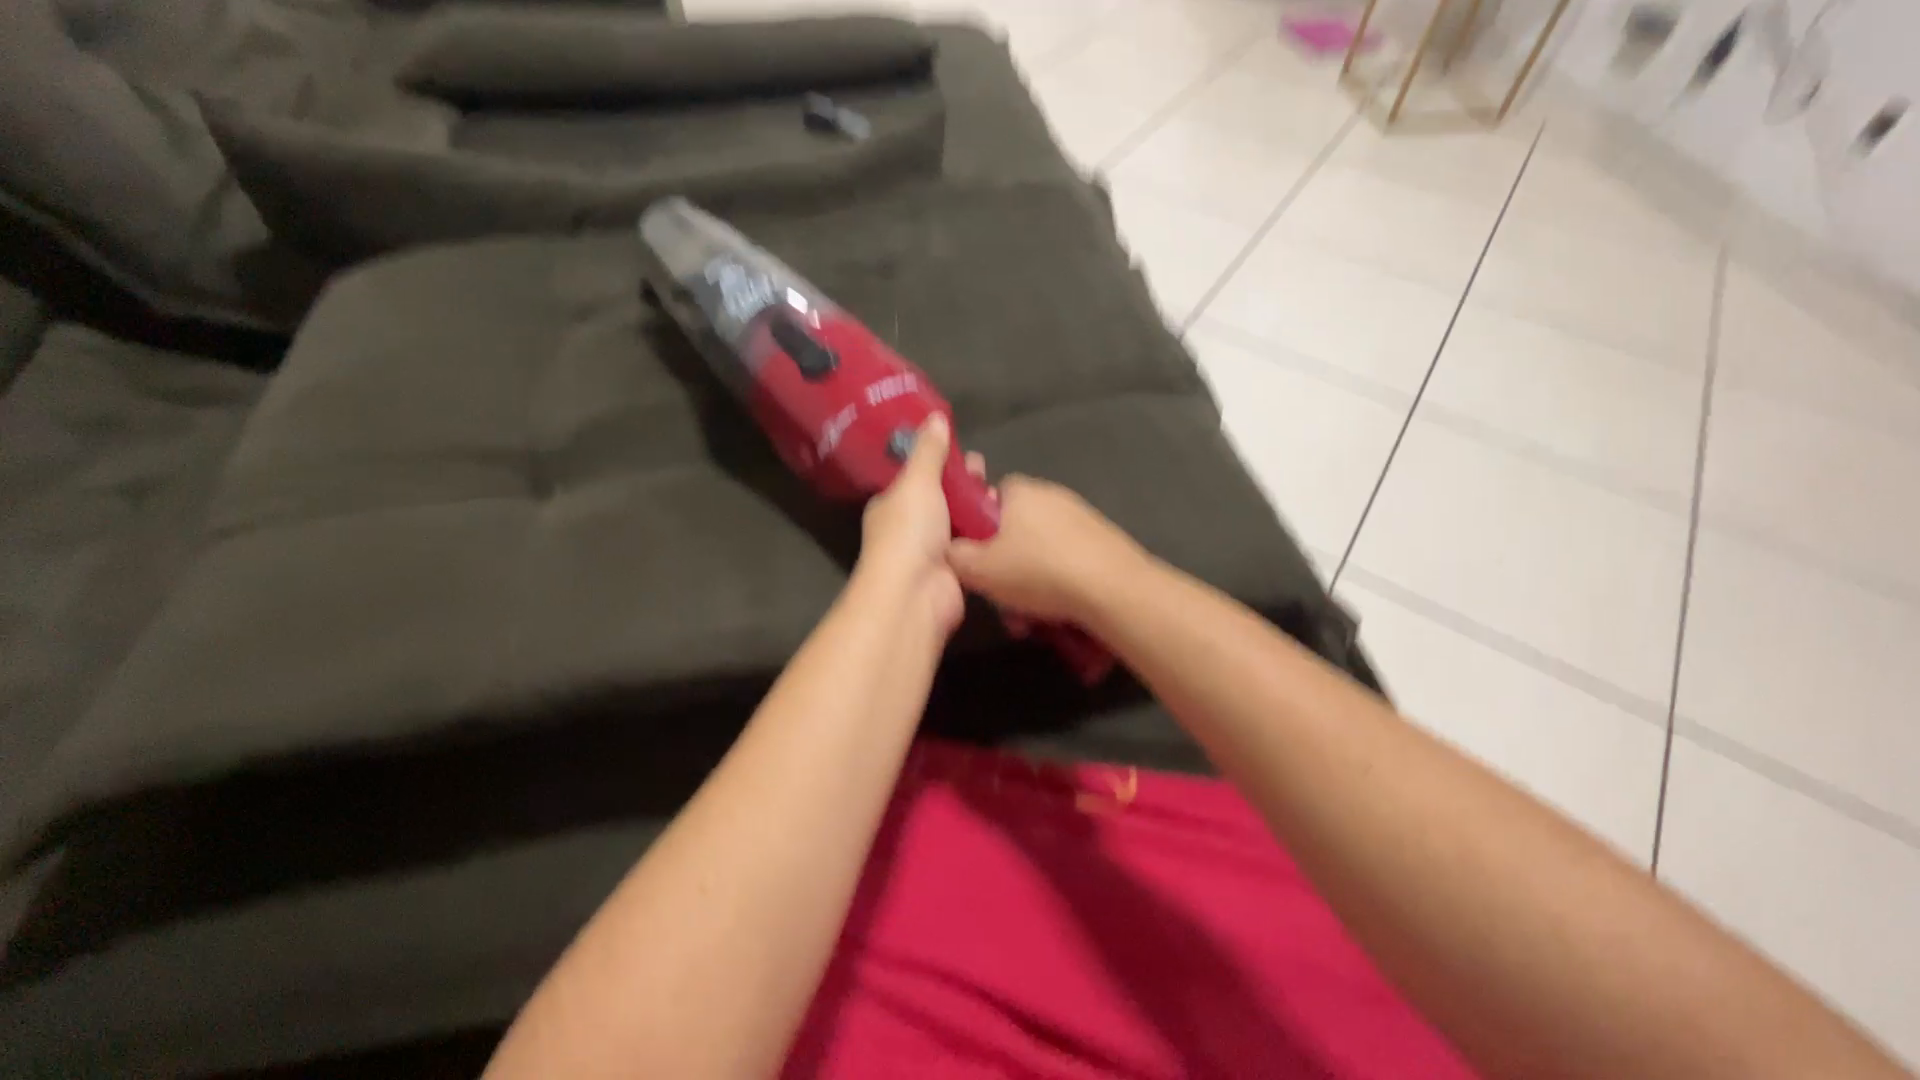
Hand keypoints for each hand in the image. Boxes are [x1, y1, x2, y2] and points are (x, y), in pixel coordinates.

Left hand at [856, 414, 981, 635]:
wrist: (915, 593)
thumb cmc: (909, 532)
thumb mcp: (917, 481)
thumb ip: (929, 451)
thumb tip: (935, 416)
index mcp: (890, 504)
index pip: (914, 477)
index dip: (937, 462)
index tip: (963, 450)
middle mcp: (907, 527)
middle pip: (939, 499)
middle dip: (962, 485)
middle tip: (987, 470)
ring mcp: (930, 552)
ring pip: (958, 523)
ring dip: (977, 510)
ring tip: (1002, 493)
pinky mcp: (953, 573)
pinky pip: (972, 547)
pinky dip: (986, 536)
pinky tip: (1006, 523)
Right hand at [945, 476, 1145, 625]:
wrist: (1112, 589)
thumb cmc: (1037, 570)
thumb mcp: (978, 568)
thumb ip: (954, 556)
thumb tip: (949, 551)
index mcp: (1020, 491)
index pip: (989, 496)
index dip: (977, 526)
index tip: (974, 557)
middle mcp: (1051, 497)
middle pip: (1014, 533)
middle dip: (1004, 571)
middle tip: (1000, 602)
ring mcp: (1081, 520)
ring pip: (1040, 556)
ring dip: (1028, 589)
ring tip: (1027, 623)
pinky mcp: (1103, 545)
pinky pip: (1066, 566)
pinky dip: (1056, 590)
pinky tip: (1054, 619)